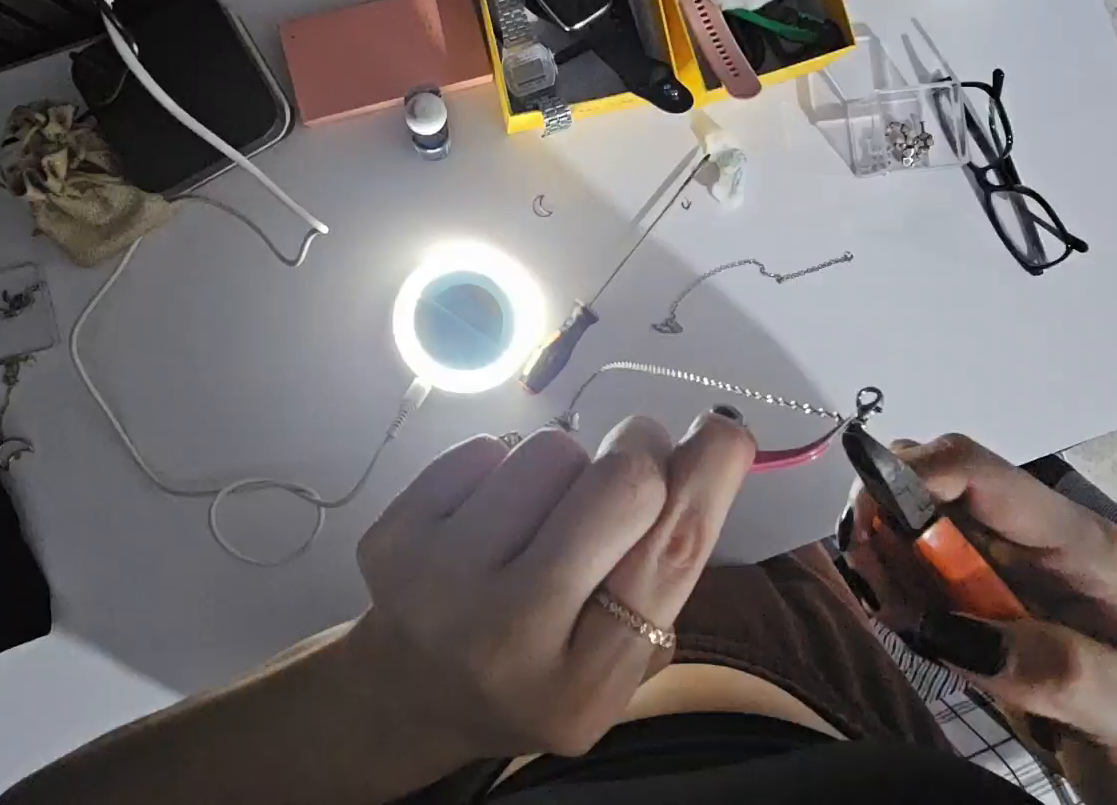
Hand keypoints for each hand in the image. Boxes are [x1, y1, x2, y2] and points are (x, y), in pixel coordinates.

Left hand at [348, 412, 753, 759]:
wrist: (413, 685)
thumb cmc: (537, 664)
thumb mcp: (613, 651)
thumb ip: (658, 566)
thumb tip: (707, 443)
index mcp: (582, 686)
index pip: (667, 558)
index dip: (708, 479)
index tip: (724, 430)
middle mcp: (506, 638)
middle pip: (619, 484)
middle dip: (639, 450)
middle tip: (631, 458)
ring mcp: (438, 583)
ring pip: (552, 448)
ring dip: (565, 465)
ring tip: (542, 510)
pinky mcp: (392, 534)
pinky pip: (488, 445)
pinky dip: (503, 466)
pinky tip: (486, 513)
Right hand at [845, 435, 1116, 804]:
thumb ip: (1060, 670)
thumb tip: (957, 632)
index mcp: (1074, 541)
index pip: (975, 471)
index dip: (911, 477)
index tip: (870, 532)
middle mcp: (1028, 530)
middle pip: (927, 475)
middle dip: (882, 514)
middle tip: (874, 579)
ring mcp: (996, 552)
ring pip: (905, 510)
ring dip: (881, 553)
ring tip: (896, 612)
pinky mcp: (970, 578)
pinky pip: (904, 552)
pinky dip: (885, 576)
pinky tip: (905, 618)